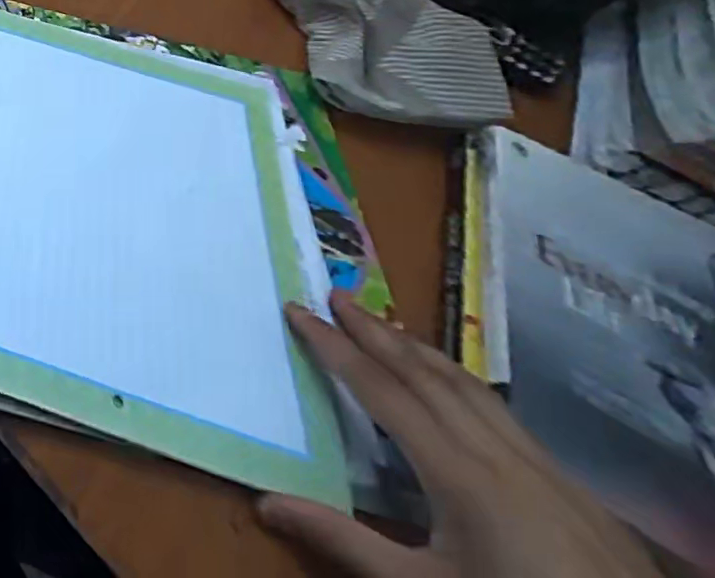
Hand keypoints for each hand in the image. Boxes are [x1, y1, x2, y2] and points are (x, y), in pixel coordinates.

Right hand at [259, 293, 659, 577]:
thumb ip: (344, 540)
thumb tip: (264, 503)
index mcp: (462, 477)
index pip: (382, 391)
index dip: (334, 347)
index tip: (297, 310)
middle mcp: (503, 459)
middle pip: (429, 376)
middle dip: (377, 331)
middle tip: (334, 295)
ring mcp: (546, 471)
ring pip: (472, 389)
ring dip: (418, 349)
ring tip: (382, 324)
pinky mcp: (573, 489)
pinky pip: (502, 414)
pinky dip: (458, 381)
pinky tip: (449, 385)